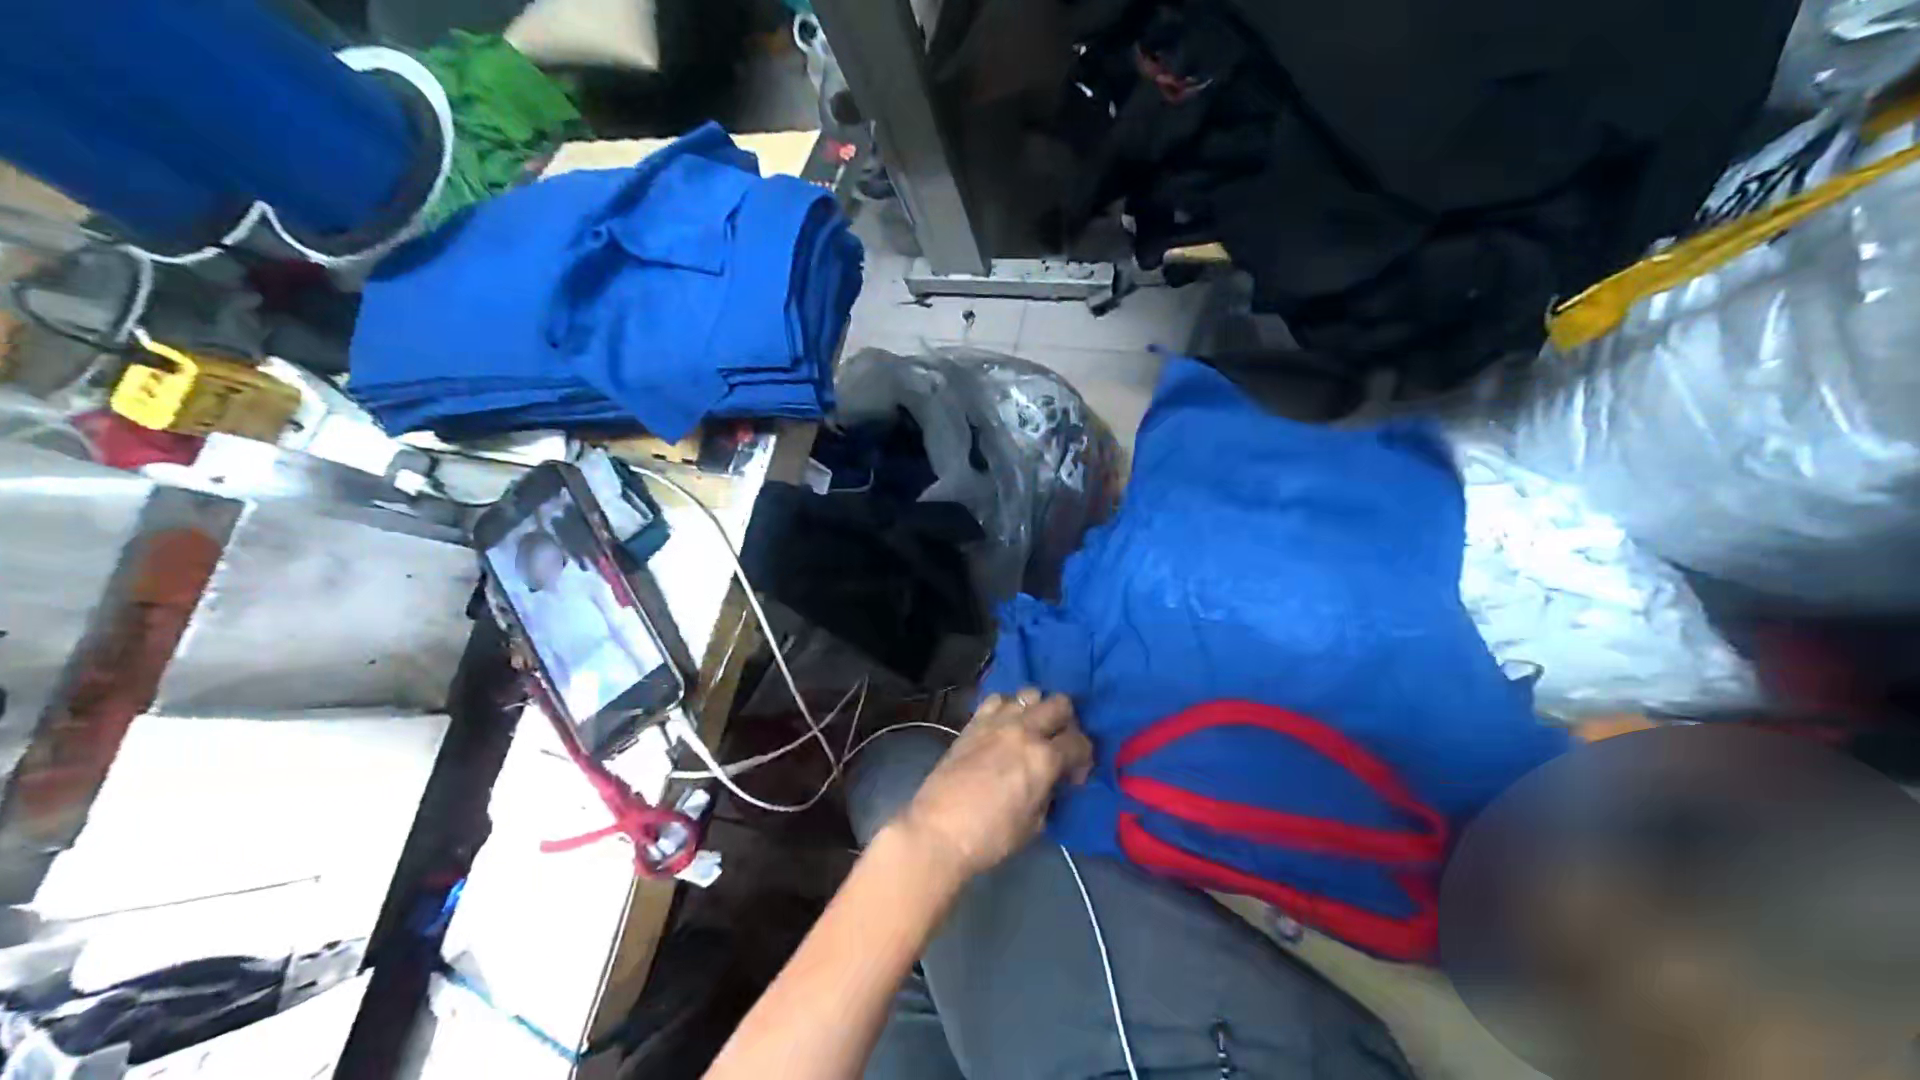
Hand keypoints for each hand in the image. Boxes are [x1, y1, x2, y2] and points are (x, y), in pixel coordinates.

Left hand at [893, 688, 1094, 881]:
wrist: (939, 830)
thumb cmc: (991, 836)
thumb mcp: (1035, 824)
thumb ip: (1049, 793)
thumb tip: (1052, 781)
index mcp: (1044, 757)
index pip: (1080, 743)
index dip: (1084, 759)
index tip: (1074, 777)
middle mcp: (1024, 730)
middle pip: (1060, 704)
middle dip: (1067, 724)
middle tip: (1059, 747)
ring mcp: (996, 722)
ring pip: (1030, 694)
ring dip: (1038, 710)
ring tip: (1031, 732)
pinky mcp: (973, 723)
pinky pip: (997, 699)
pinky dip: (1008, 708)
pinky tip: (1004, 727)